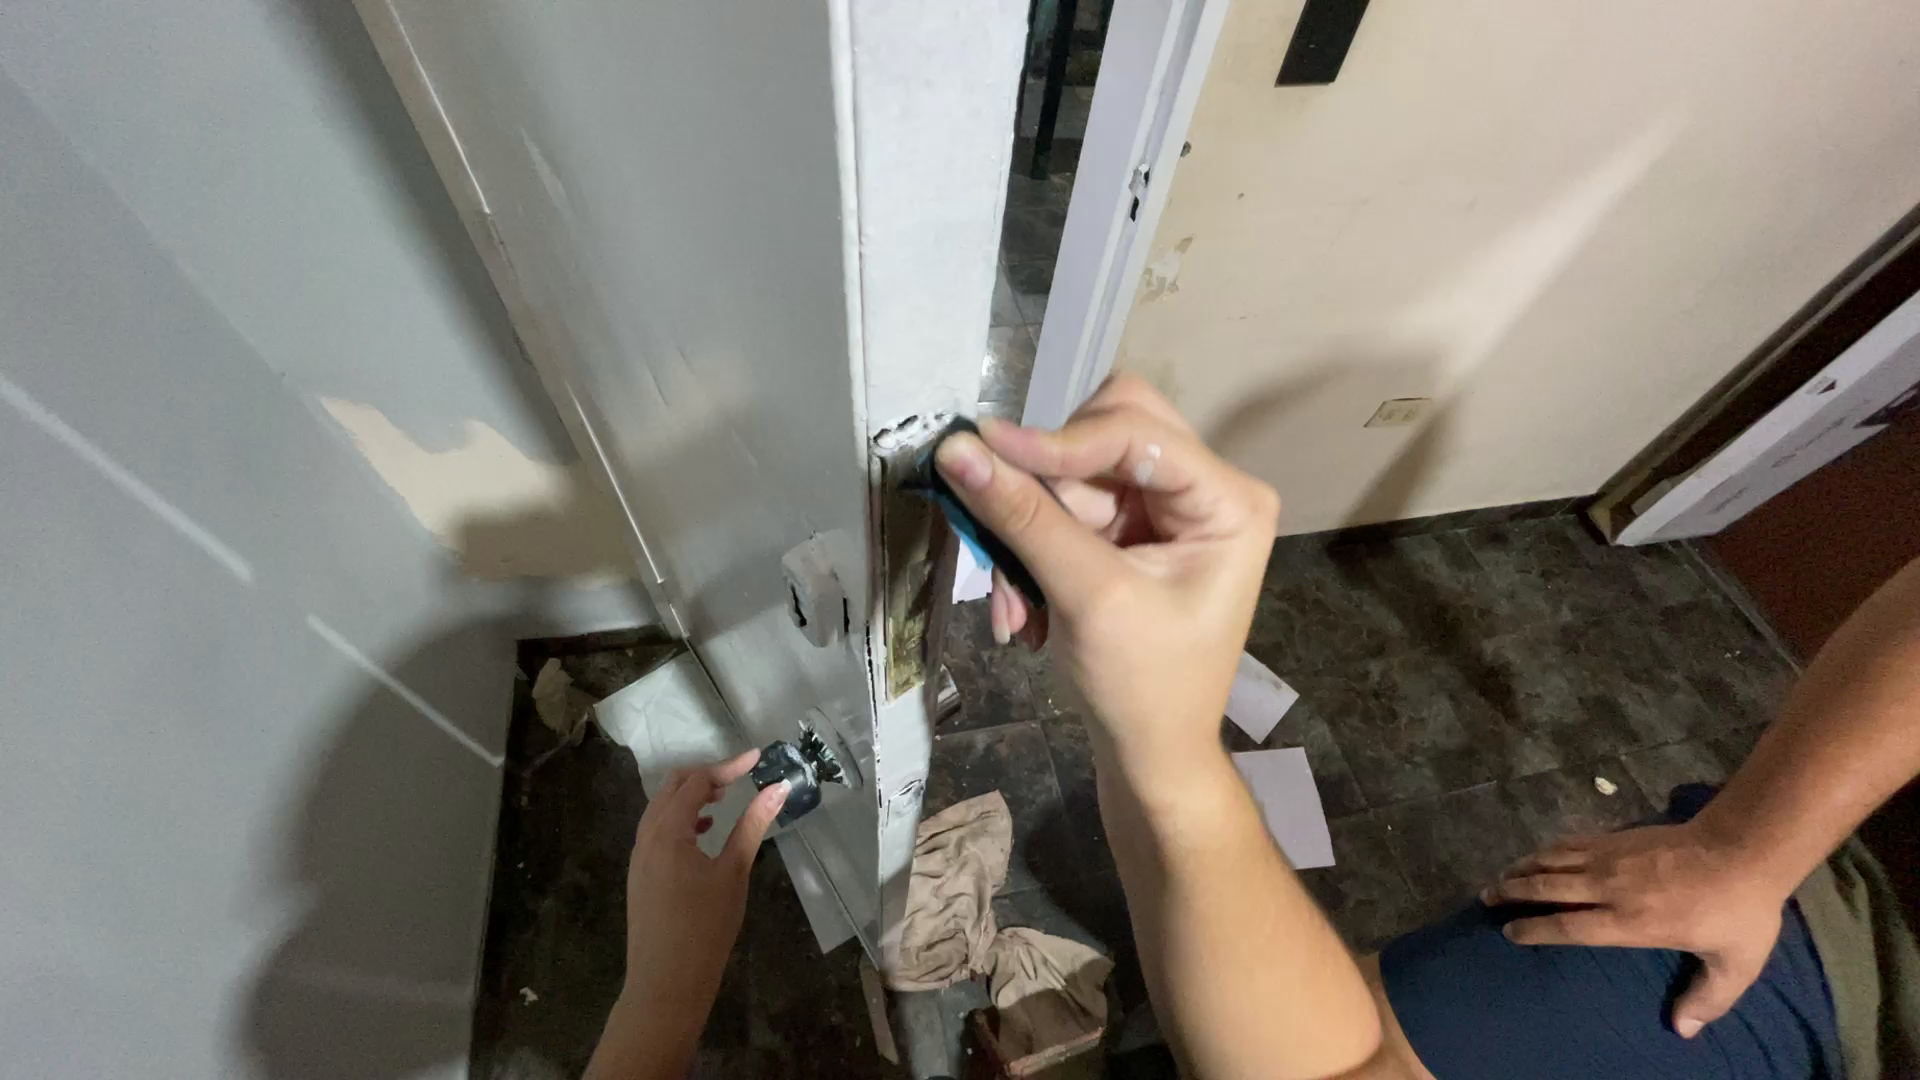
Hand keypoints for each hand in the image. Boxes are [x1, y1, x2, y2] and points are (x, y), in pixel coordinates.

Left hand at [594, 750, 786, 1079]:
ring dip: (691, 795)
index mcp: (668, 833)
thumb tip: (779, 787)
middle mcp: (646, 837)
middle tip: (739, 777)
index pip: (696, 782)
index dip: (728, 766)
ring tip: (723, 799)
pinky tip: (704, 830)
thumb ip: (754, 824)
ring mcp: (639, 857)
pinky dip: (679, 817)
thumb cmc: (705, 928)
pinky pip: (656, 828)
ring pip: (660, 807)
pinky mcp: (640, 874)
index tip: (757, 758)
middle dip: (706, 775)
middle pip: (671, 787)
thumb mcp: (735, 872)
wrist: (665, 986)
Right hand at [935, 376, 1278, 769]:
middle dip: (1047, 483)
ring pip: (1071, 473)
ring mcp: (1159, 506)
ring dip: (1029, 532)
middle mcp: (1200, 488)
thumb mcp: (1087, 597)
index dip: (1057, 439)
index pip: (1136, 432)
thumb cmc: (1142, 686)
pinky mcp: (1122, 528)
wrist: (1148, 749)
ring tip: (1016, 605)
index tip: (981, 448)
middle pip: (1106, 432)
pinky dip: (1030, 551)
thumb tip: (957, 449)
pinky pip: (1060, 508)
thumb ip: (1025, 519)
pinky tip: (1026, 611)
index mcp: (1226, 500)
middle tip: (1011, 523)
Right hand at [1481, 820, 1788, 1036]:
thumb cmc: (1737, 912)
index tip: (1510, 932)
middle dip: (1510, 893)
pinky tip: (1533, 857)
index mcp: (1630, 921)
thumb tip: (1682, 1030)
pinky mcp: (1606, 839)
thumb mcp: (1735, 964)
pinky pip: (1562, 845)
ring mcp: (1602, 859)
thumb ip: (1707, 997)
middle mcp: (1605, 888)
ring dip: (1518, 870)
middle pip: (1544, 889)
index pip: (1568, 927)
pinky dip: (1541, 852)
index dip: (1535, 930)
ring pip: (1546, 862)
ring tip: (1499, 877)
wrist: (1736, 853)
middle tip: (1485, 898)